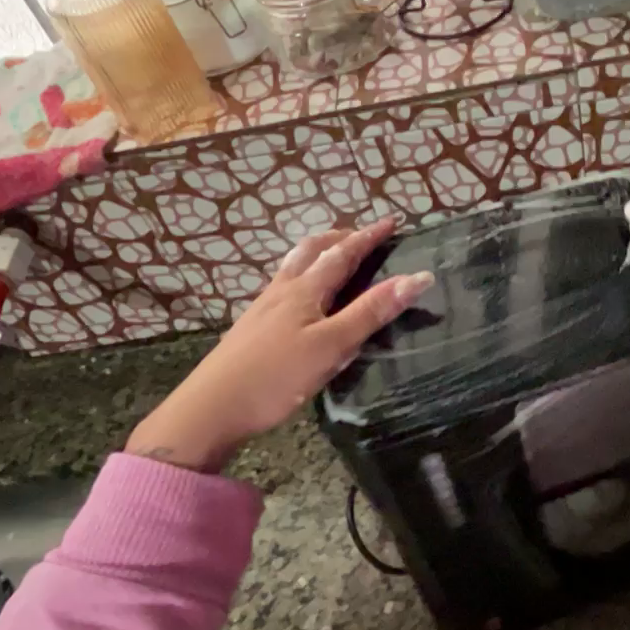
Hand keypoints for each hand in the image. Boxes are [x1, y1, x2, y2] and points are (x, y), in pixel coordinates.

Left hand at [125, 219, 432, 472]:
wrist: (212, 408)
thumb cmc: (277, 376)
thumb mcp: (333, 345)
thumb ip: (372, 311)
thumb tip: (417, 277)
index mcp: (304, 290)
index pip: (343, 254)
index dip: (368, 237)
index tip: (392, 222)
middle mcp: (282, 291)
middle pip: (311, 251)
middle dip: (339, 238)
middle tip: (361, 234)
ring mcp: (263, 309)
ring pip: (293, 266)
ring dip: (317, 252)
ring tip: (331, 253)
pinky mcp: (253, 328)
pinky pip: (283, 286)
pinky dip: (301, 275)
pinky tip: (300, 296)